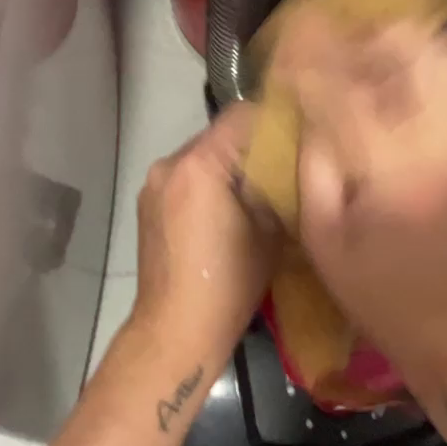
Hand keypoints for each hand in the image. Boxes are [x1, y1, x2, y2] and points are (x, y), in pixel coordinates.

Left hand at [129, 103, 272, 361]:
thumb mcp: (270, 231)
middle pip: (219, 136)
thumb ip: (277, 184)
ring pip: (202, 157)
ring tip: (256, 194)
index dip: (273, 121)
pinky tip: (227, 213)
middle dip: (251, 148)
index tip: (298, 138)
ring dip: (228, 168)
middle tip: (283, 168)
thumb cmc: (229, 283)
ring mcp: (153, 184)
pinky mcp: (148, 205)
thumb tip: (289, 160)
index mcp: (199, 164)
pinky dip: (208, 185)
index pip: (241, 115)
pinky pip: (186, 179)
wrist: (175, 329)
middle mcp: (169, 164)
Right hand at [281, 20, 446, 359]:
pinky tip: (384, 68)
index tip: (286, 37)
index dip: (312, 56)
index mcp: (395, 172)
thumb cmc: (373, 287)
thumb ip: (311, 154)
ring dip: (394, 37)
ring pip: (442, 52)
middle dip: (365, 30)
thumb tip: (298, 93)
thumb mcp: (320, 230)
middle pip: (413, 50)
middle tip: (328, 31)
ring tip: (355, 42)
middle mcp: (443, 143)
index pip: (347, 89)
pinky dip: (418, 57)